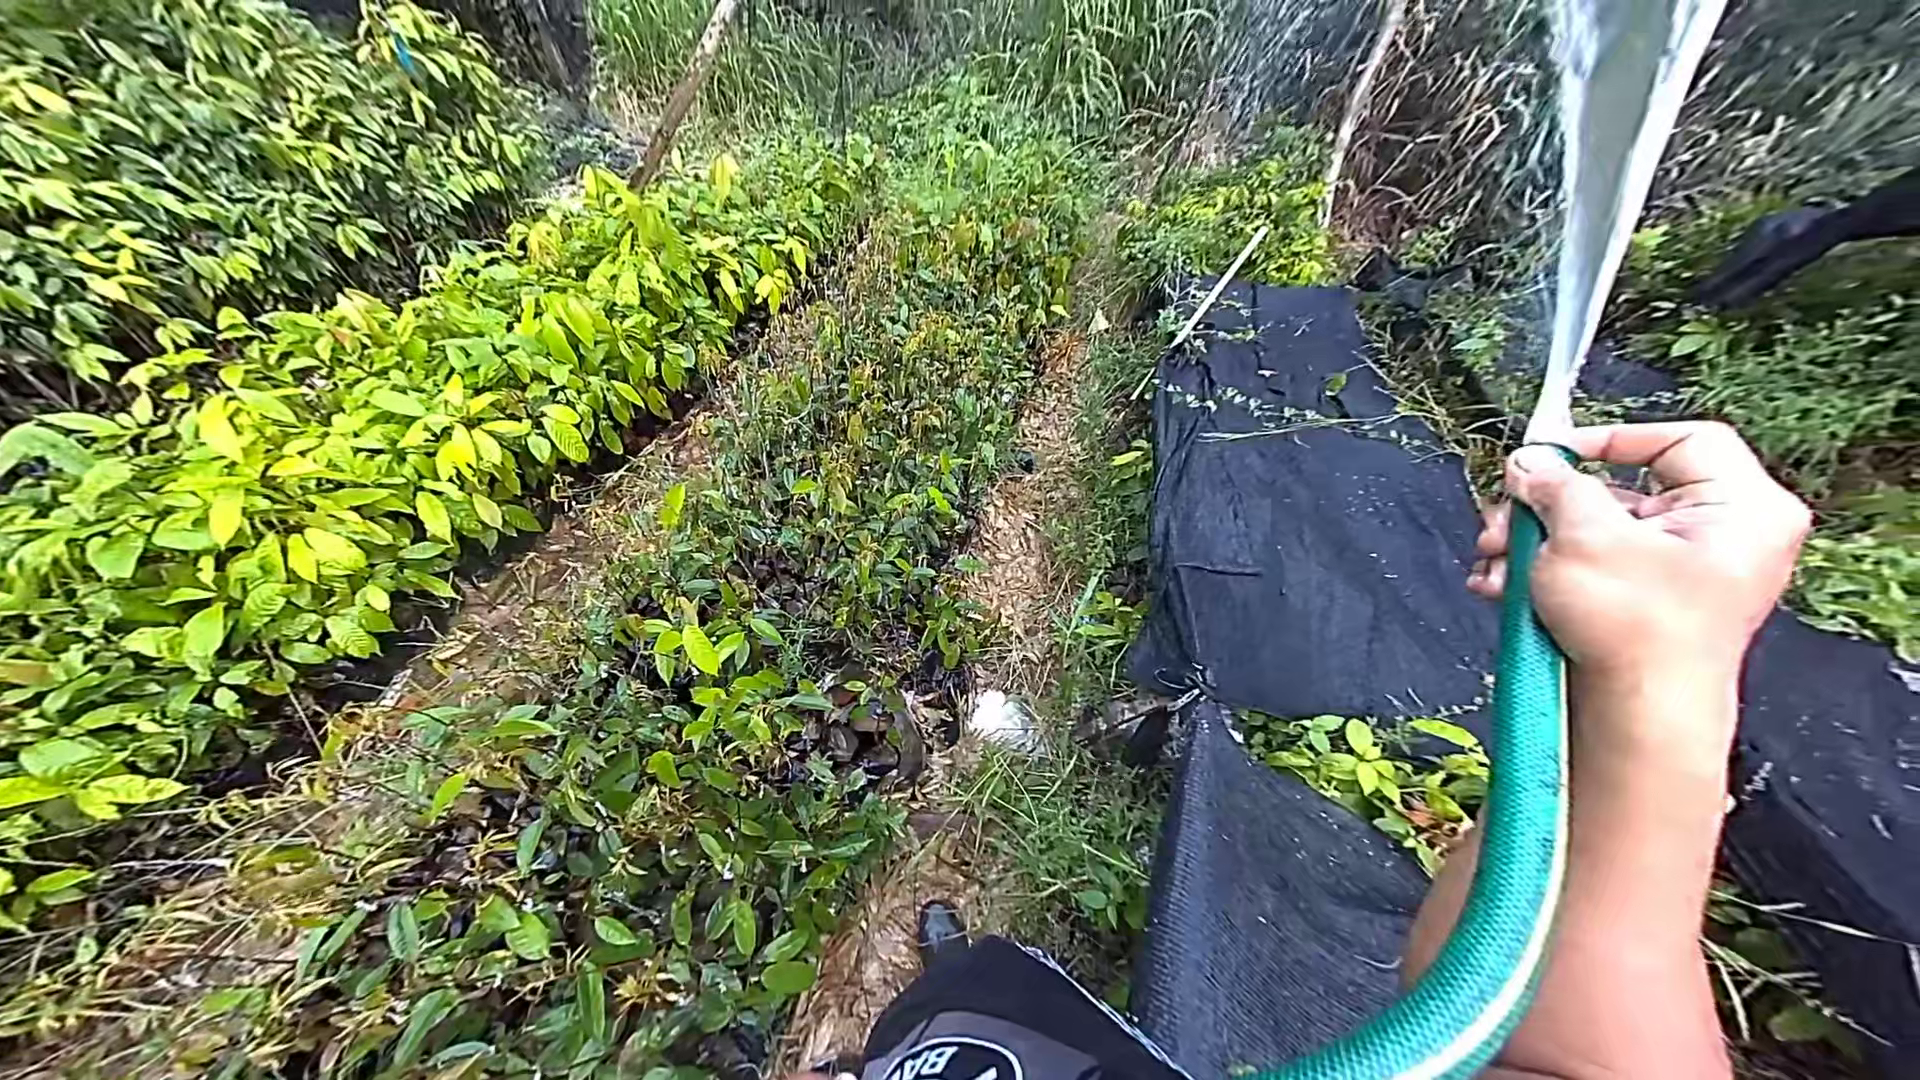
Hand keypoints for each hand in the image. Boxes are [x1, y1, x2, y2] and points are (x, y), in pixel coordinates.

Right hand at [1467, 422, 1809, 685]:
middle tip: (1500, 524)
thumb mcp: (1584, 537)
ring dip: (1519, 543)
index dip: (1608, 439)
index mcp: (1734, 509)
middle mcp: (1704, 533)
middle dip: (1537, 508)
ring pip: (1574, 528)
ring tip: (1492, 564)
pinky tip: (1499, 586)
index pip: (1678, 441)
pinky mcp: (1624, 594)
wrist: (1632, 706)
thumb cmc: (1631, 624)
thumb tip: (1528, 460)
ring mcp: (1662, 566)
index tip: (1546, 455)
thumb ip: (1555, 488)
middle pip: (1607, 489)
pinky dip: (1526, 570)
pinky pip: (1568, 562)